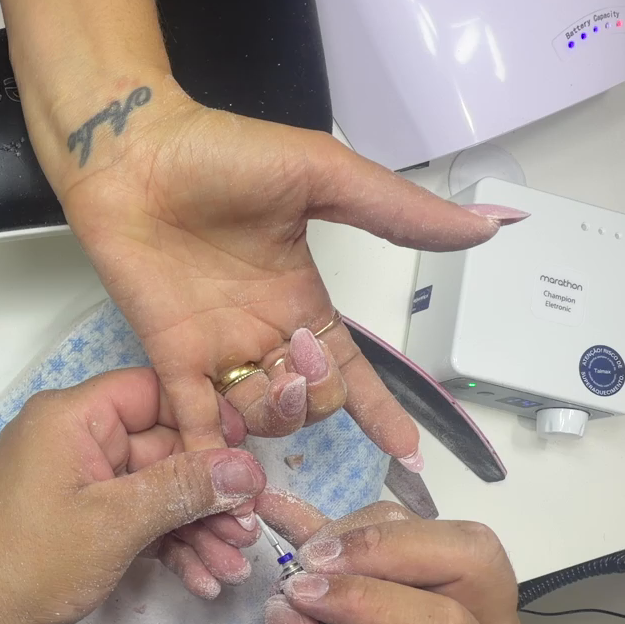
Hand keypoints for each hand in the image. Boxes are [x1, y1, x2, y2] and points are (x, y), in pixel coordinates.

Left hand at [0, 367, 266, 623]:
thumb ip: (184, 488)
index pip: (153, 393)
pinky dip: (165, 545)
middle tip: (250, 532)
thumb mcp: (115, 522)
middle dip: (208, 495)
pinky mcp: (80, 515)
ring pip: (153, 491)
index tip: (250, 459)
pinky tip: (201, 579)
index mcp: (72, 417)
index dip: (205, 422)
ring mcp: (78, 480)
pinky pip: (133, 517)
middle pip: (161, 450)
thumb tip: (248, 468)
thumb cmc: (31, 561)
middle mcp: (76, 439)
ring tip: (233, 567)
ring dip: (194, 528)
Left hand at [52, 80, 520, 455]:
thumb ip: (396, 213)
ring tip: (266, 380)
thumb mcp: (323, 177)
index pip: (349, 369)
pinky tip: (226, 468)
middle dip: (313, 397)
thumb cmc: (221, 155)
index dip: (379, 409)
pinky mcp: (169, 357)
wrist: (135, 156)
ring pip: (256, 417)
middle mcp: (260, 334)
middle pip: (305, 401)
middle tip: (297, 358)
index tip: (409, 452)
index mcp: (300, 300)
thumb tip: (489, 226)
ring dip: (271, 415)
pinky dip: (210, 450)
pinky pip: (193, 420)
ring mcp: (214, 350)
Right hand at [254, 490, 524, 623]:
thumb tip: (288, 614)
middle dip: (385, 547)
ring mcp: (473, 592)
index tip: (299, 596)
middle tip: (313, 560)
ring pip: (442, 528)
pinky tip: (288, 513)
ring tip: (307, 554)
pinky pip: (404, 520)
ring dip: (366, 529)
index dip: (368, 603)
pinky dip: (345, 516)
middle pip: (471, 558)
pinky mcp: (433, 563)